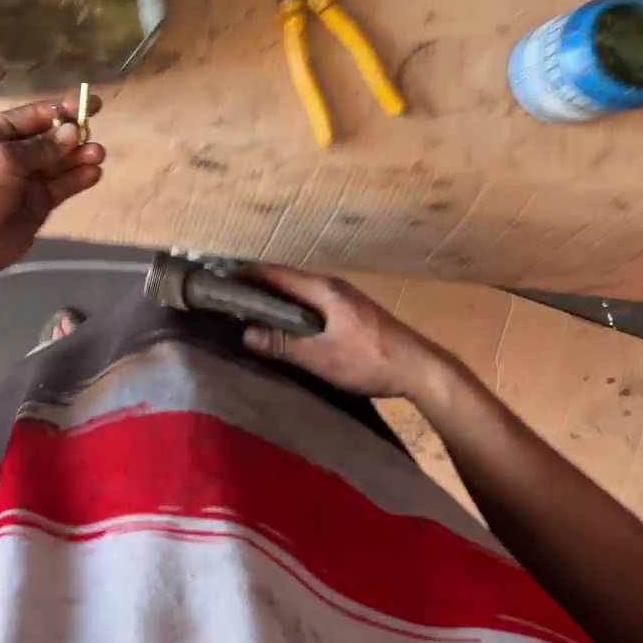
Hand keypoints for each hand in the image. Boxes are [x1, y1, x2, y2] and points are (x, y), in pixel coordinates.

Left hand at [0, 94, 105, 281]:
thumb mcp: (5, 161)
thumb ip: (42, 146)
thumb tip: (74, 131)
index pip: (36, 114)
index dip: (64, 108)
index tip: (93, 104)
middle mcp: (14, 151)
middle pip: (53, 136)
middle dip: (75, 135)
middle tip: (93, 139)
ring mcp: (28, 178)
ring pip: (62, 161)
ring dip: (81, 156)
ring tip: (98, 155)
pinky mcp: (40, 202)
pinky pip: (64, 185)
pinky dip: (79, 178)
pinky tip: (93, 174)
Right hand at [239, 264, 447, 398]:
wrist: (422, 369)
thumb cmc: (371, 361)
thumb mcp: (323, 358)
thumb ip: (283, 345)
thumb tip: (246, 334)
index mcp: (323, 289)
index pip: (276, 273)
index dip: (247, 273)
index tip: (220, 276)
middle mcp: (332, 285)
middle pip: (287, 278)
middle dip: (257, 283)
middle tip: (228, 293)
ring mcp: (345, 296)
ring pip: (300, 290)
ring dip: (275, 295)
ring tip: (249, 306)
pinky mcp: (352, 310)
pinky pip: (311, 300)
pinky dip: (291, 304)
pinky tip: (284, 320)